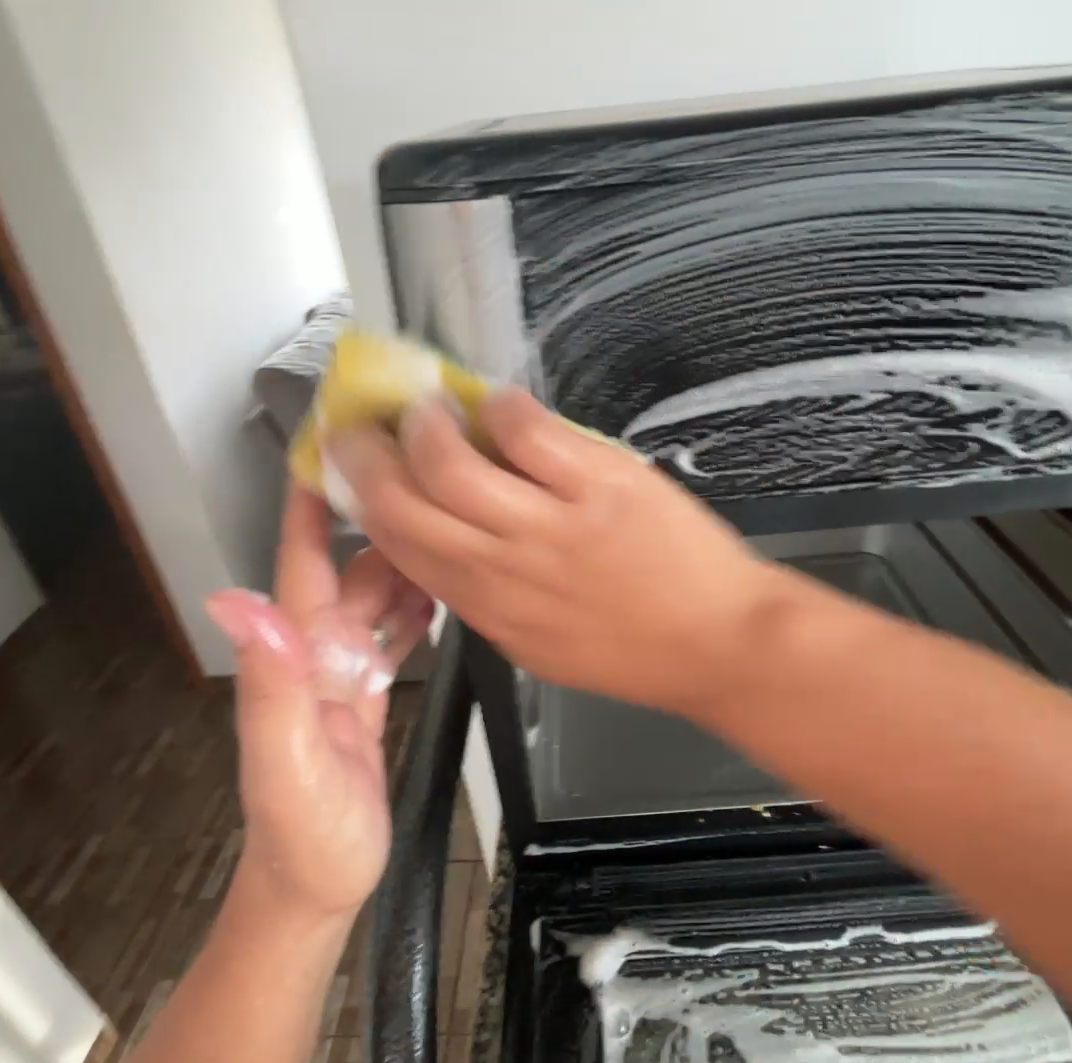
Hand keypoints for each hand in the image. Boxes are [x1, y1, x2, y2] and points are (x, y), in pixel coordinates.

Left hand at [205, 489, 432, 917]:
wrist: (318, 888)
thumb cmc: (303, 834)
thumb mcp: (286, 765)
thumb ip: (269, 688)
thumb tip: (242, 603)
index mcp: (296, 656)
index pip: (302, 563)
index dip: (310, 505)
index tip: (332, 447)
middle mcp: (317, 652)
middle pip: (353, 568)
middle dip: (381, 519)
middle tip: (428, 476)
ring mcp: (343, 672)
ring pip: (379, 596)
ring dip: (408, 560)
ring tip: (451, 524)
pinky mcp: (369, 693)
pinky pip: (395, 634)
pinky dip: (418, 607)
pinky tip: (446, 590)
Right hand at [326, 388, 784, 713]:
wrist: (719, 643)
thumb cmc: (634, 649)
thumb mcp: (539, 642)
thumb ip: (485, 596)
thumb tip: (447, 541)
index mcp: (487, 608)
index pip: (396, 545)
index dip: (360, 499)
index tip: (352, 469)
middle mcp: (503, 567)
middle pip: (402, 501)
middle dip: (368, 455)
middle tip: (367, 428)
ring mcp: (550, 525)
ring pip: (451, 462)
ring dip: (426, 424)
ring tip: (430, 407)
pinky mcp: (599, 486)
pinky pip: (529, 432)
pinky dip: (503, 407)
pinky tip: (502, 404)